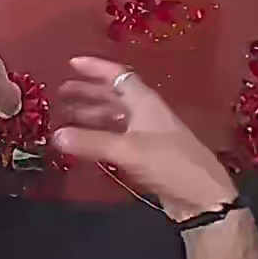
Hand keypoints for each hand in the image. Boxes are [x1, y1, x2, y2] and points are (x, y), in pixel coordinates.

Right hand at [50, 57, 239, 221]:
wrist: (202, 195)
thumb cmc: (168, 162)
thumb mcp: (128, 149)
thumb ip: (91, 142)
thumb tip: (56, 136)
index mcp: (144, 101)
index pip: (117, 75)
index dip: (95, 67)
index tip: (71, 63)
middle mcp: (145, 112)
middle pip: (113, 95)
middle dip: (88, 92)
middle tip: (61, 92)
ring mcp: (147, 132)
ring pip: (114, 116)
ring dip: (91, 114)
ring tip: (66, 116)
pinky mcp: (147, 153)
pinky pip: (117, 136)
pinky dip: (99, 135)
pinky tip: (85, 142)